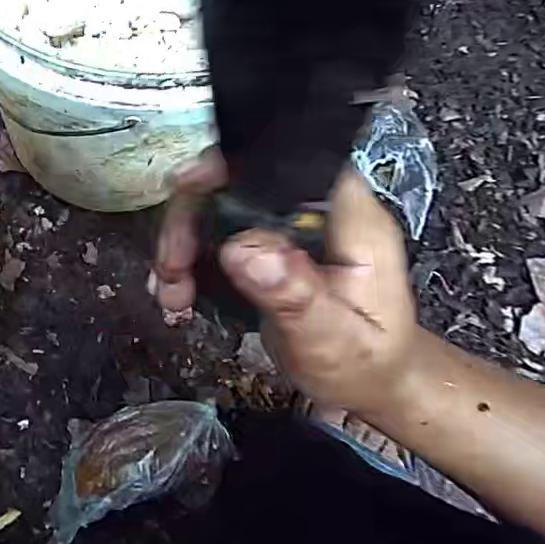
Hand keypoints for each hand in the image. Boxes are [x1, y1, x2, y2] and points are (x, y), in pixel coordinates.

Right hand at [152, 152, 423, 411]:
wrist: (371, 382)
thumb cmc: (367, 363)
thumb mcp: (335, 340)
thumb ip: (294, 296)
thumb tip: (242, 249)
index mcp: (346, 216)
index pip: (287, 161)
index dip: (232, 164)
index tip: (189, 191)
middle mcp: (312, 210)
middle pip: (236, 181)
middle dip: (192, 217)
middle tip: (173, 264)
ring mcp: (284, 226)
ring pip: (214, 207)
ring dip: (182, 243)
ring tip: (173, 291)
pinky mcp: (263, 244)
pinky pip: (212, 235)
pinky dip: (187, 261)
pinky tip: (178, 293)